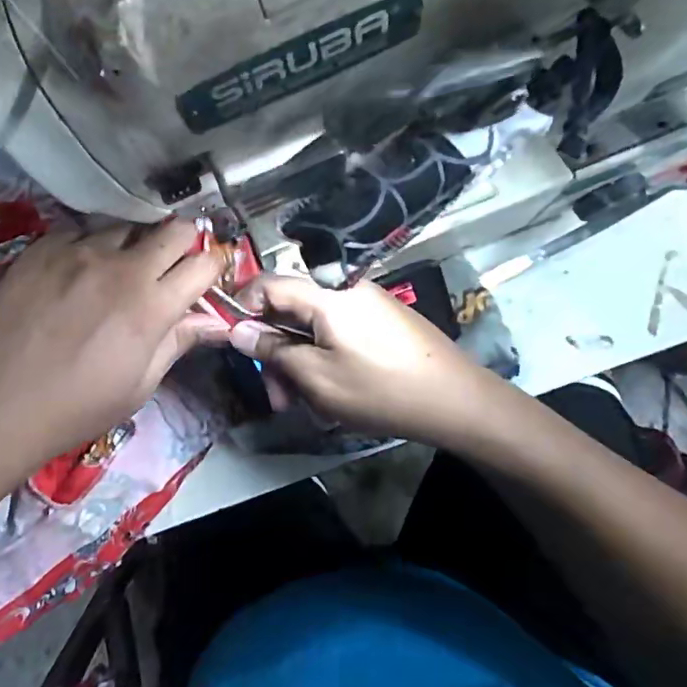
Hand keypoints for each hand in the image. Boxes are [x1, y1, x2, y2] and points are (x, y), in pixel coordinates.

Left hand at [0, 219, 227, 481]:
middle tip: (174, 261)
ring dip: (136, 243)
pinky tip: (79, 270)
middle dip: (184, 241)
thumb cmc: (73, 408)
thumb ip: (178, 342)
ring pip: (126, 226)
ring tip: (123, 267)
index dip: (214, 264)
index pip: (204, 263)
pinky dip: (91, 246)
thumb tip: (212, 320)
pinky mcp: (41, 248)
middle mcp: (121, 268)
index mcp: (151, 307)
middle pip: (173, 230)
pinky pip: (81, 232)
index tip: (209, 272)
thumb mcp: (138, 387)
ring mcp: (78, 252)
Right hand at [229, 276, 509, 450]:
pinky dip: (322, 356)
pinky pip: (336, 329)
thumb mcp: (317, 378)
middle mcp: (343, 288)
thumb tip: (239, 330)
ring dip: (298, 360)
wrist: (454, 399)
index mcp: (325, 293)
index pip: (267, 282)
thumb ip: (273, 350)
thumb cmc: (380, 389)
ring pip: (312, 323)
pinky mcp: (379, 318)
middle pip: (290, 307)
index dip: (241, 307)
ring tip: (303, 404)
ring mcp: (364, 302)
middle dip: (274, 350)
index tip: (231, 341)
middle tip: (276, 396)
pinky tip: (329, 390)